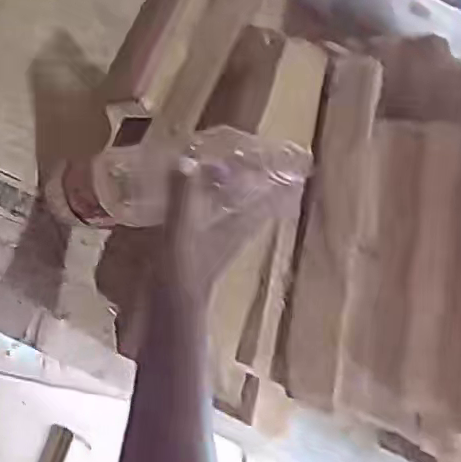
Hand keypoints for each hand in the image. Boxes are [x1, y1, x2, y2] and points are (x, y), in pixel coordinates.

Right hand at [153, 130, 309, 309]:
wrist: (173, 306)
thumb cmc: (184, 267)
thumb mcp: (181, 228)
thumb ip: (182, 196)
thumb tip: (188, 159)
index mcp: (240, 224)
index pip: (271, 198)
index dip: (282, 179)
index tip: (288, 157)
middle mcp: (236, 230)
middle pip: (254, 201)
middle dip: (254, 179)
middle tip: (245, 155)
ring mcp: (219, 239)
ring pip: (233, 209)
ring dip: (229, 190)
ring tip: (216, 167)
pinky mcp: (200, 246)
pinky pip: (211, 216)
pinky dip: (205, 203)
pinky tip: (189, 196)